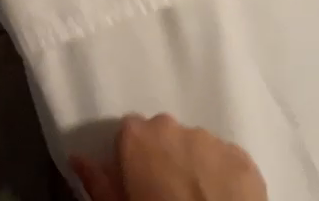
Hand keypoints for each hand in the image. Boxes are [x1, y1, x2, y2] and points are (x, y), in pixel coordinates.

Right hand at [72, 115, 266, 200]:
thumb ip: (95, 180)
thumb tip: (76, 156)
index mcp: (135, 134)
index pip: (130, 133)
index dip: (135, 158)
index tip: (139, 180)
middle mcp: (170, 125)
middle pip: (164, 135)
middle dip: (166, 156)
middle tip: (170, 191)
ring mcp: (209, 139)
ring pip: (197, 146)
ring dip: (196, 164)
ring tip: (200, 197)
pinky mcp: (242, 158)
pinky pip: (229, 161)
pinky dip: (225, 176)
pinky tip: (223, 199)